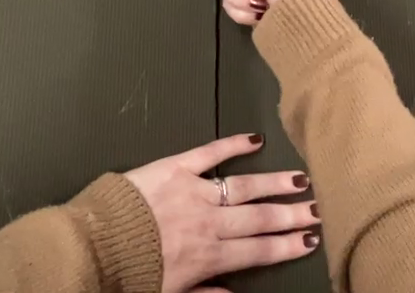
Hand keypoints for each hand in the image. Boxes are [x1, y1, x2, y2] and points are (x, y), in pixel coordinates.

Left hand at [122, 133, 319, 291]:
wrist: (95, 245)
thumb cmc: (129, 275)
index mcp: (208, 256)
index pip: (257, 251)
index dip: (286, 246)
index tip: (310, 239)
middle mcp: (209, 222)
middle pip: (258, 218)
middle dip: (291, 214)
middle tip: (319, 206)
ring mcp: (195, 191)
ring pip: (243, 186)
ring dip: (273, 183)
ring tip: (300, 179)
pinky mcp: (176, 167)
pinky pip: (209, 153)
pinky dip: (233, 144)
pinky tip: (255, 139)